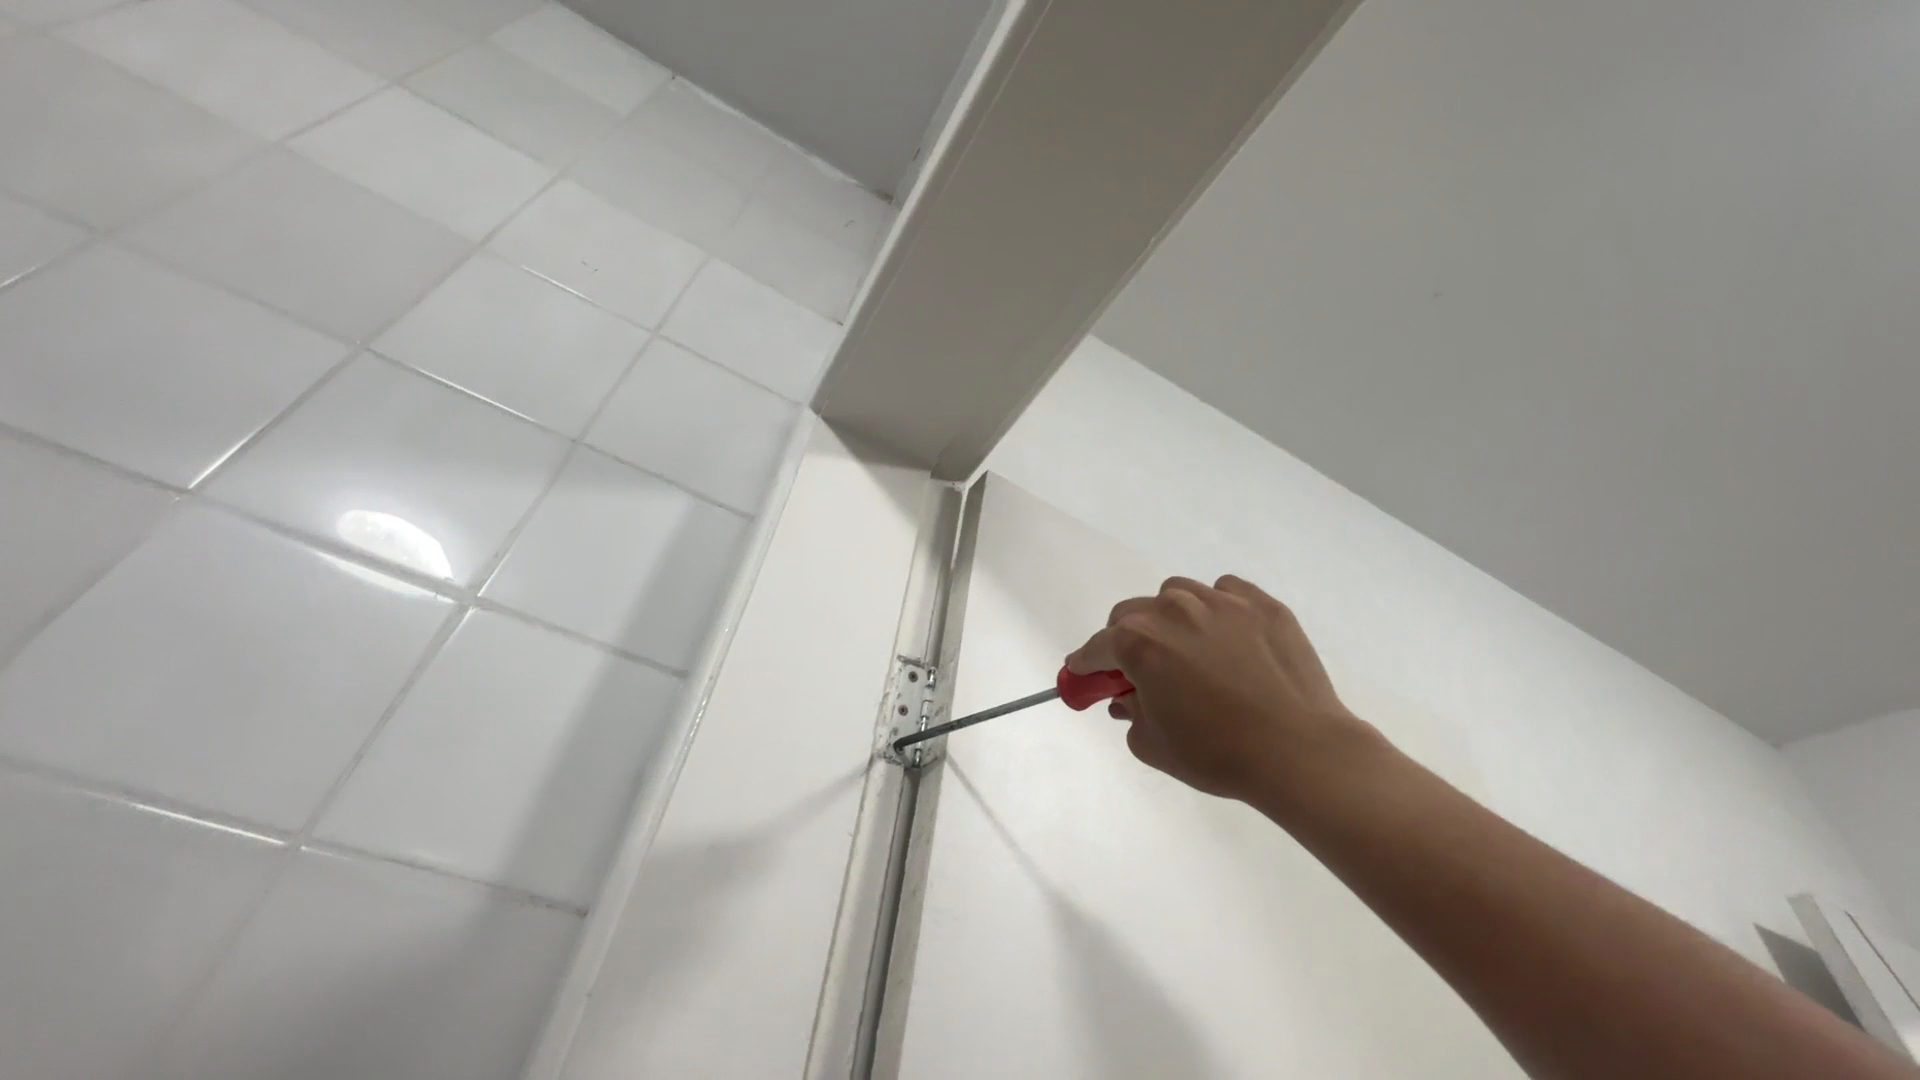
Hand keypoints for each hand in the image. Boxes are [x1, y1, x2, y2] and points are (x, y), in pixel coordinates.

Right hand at [1065, 575, 1381, 801]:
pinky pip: (1224, 593)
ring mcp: (1220, 601)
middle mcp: (1173, 609)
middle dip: (1125, 639)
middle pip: (1131, 614)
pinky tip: (1228, 639)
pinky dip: (1215, 610)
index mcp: (1139, 642)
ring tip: (1188, 650)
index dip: (1084, 664)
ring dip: (1169, 618)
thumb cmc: (1217, 754)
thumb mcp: (1152, 744)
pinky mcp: (1262, 603)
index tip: (1082, 675)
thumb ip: (1129, 711)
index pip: (1096, 647)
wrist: (1299, 750)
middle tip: (1139, 670)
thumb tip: (1128, 695)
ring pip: (1176, 595)